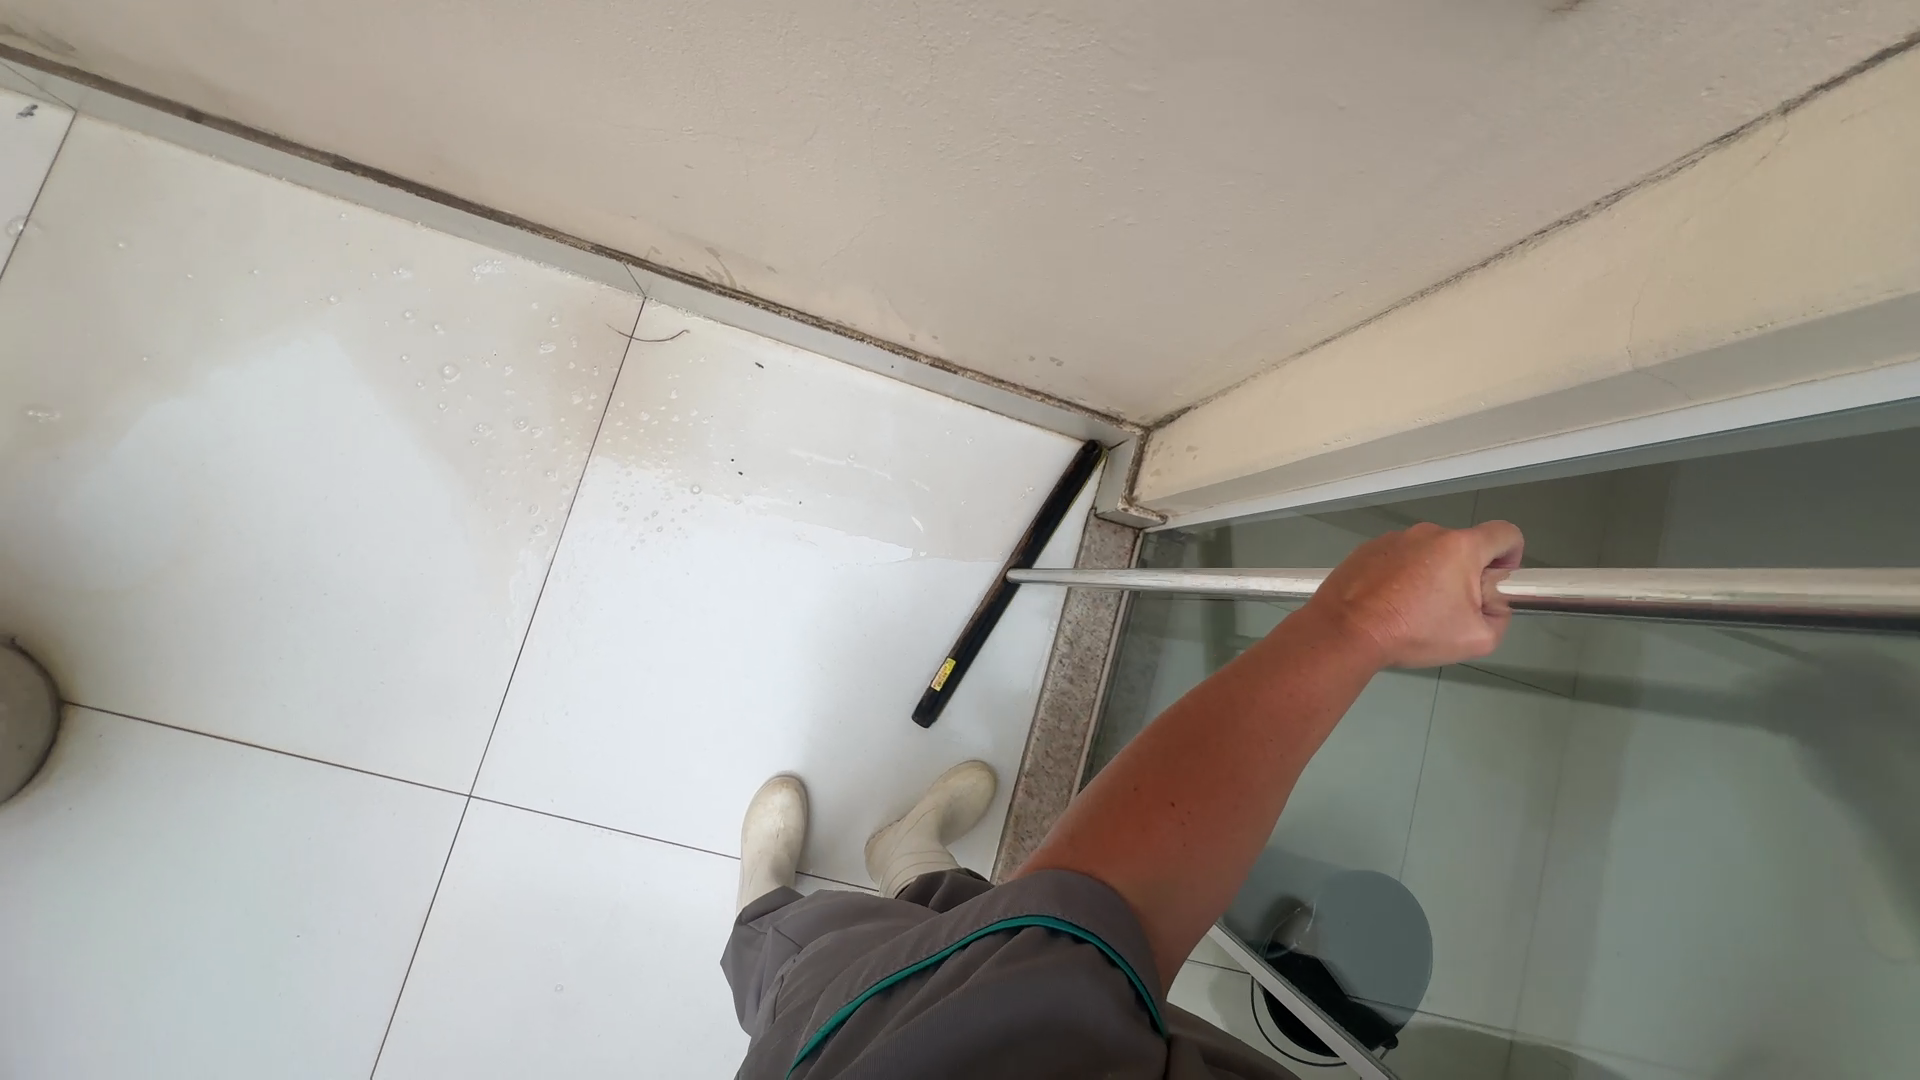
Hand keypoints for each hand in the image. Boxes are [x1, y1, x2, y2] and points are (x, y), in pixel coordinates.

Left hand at [1302, 520, 1523, 668]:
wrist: (1345, 631)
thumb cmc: (1413, 632)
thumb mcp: (1479, 637)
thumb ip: (1499, 613)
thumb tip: (1488, 600)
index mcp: (1459, 546)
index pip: (1505, 533)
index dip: (1511, 556)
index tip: (1495, 580)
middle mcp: (1424, 534)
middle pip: (1461, 546)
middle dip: (1465, 573)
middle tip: (1449, 608)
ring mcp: (1389, 539)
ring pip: (1426, 553)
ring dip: (1429, 574)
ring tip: (1412, 609)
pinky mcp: (1363, 550)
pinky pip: (1395, 558)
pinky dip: (1399, 575)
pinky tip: (1387, 602)